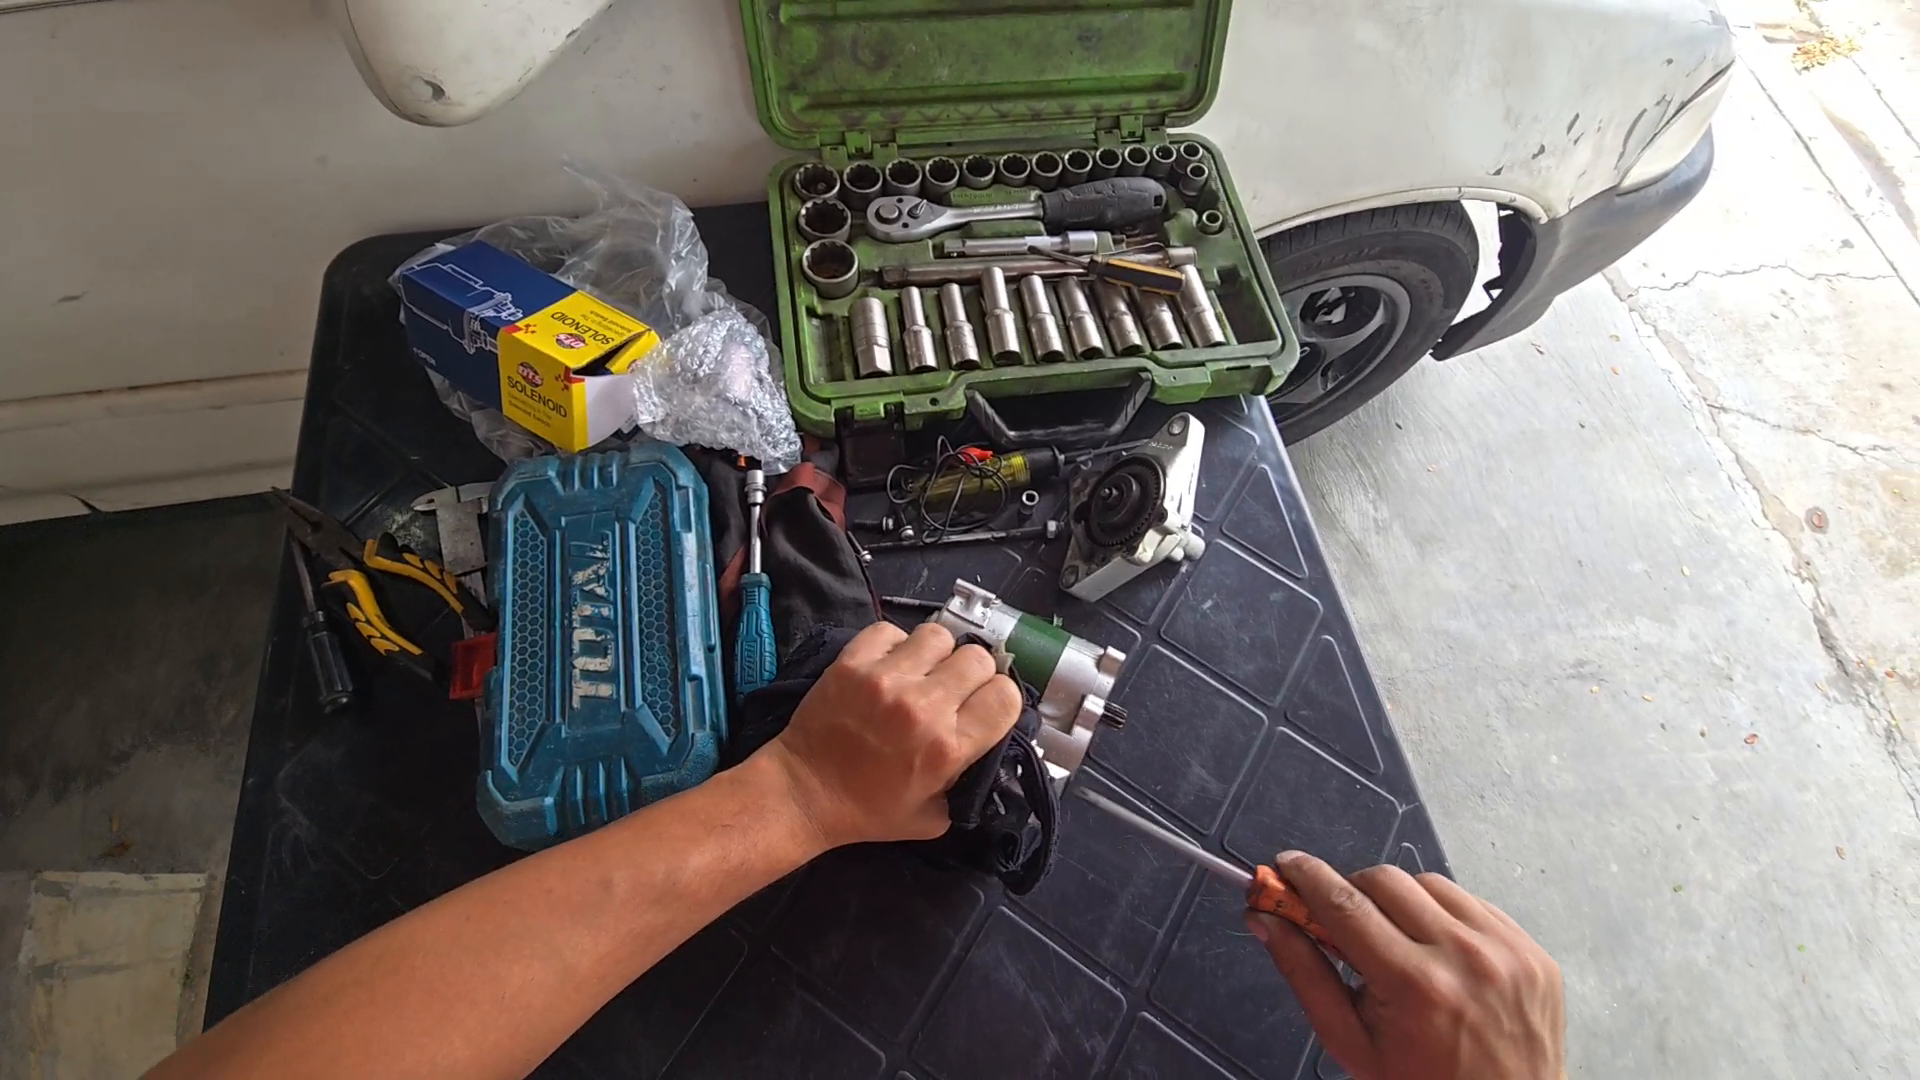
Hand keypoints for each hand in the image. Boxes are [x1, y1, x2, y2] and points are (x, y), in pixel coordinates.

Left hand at [759, 621, 1022, 848]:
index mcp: (948, 747)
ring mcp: (886, 679)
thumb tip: (991, 742)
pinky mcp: (854, 661)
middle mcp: (924, 706)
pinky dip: (895, 645)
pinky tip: (888, 665)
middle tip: (952, 690)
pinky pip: (892, 630)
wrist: (804, 792)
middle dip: (972, 674)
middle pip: (978, 659)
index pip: (1005, 696)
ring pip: (939, 636)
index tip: (983, 707)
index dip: (999, 699)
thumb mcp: (936, 816)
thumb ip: (969, 780)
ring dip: (936, 654)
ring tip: (921, 672)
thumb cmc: (869, 810)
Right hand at [1246, 852, 1564, 1079]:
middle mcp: (1465, 959)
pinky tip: (1437, 949)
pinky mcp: (1532, 952)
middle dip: (1352, 890)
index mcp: (1415, 986)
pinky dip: (1442, 913)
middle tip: (1343, 921)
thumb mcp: (1349, 1042)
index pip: (1344, 902)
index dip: (1307, 875)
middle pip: (1383, 880)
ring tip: (1397, 940)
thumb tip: (1261, 916)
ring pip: (1426, 883)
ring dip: (1399, 900)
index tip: (1286, 864)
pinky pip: (1468, 900)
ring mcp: (1507, 953)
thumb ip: (1302, 971)